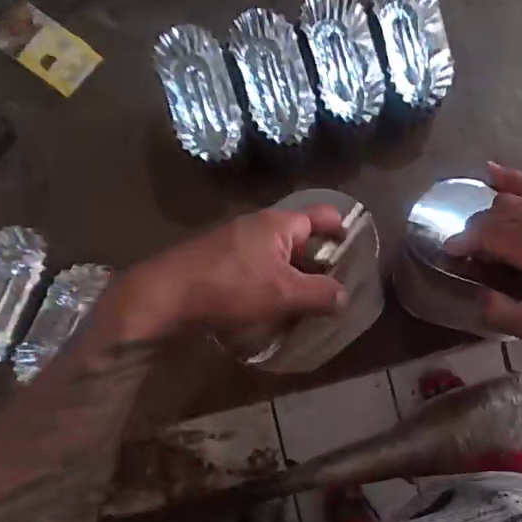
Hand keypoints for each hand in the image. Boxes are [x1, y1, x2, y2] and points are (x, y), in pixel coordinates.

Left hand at [116, 206, 347, 336]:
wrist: (165, 294)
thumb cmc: (230, 287)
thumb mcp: (283, 293)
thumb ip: (319, 294)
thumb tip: (343, 296)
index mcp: (278, 224)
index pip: (321, 215)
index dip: (342, 229)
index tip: (355, 249)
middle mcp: (257, 224)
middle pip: (299, 237)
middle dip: (317, 260)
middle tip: (332, 286)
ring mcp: (233, 240)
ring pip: (275, 254)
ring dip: (291, 274)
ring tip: (303, 301)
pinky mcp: (217, 259)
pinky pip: (254, 265)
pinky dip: (268, 280)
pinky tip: (268, 305)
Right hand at [445, 163, 521, 350]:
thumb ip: (499, 312)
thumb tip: (480, 296)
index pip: (486, 233)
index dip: (462, 243)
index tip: (448, 255)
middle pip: (496, 213)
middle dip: (474, 230)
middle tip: (465, 255)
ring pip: (512, 199)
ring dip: (489, 211)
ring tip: (476, 229)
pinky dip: (511, 180)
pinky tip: (492, 171)